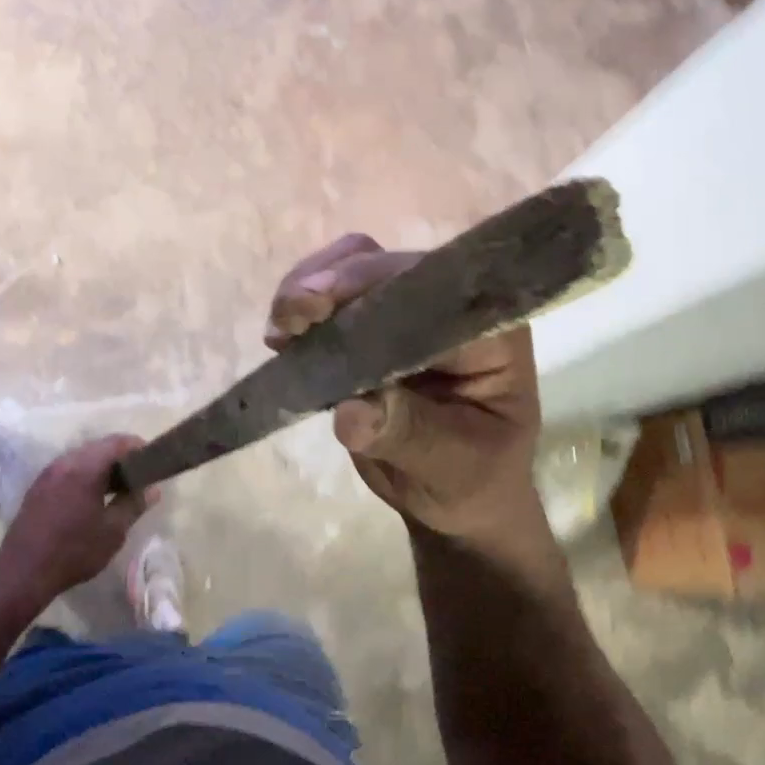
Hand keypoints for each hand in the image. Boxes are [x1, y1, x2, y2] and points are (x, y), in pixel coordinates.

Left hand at [0, 435, 156, 602]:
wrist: (24, 570)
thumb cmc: (74, 551)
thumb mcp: (112, 531)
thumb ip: (134, 505)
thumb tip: (153, 489)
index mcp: (84, 468)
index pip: (116, 442)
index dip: (138, 447)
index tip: (153, 461)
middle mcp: (64, 462)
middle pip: (98, 447)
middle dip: (121, 457)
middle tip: (139, 477)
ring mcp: (47, 474)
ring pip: (81, 458)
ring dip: (102, 467)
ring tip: (119, 488)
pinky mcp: (38, 487)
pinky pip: (67, 470)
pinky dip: (85, 475)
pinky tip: (93, 497)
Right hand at [266, 233, 542, 537]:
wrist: (452, 499)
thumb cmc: (470, 482)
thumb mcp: (451, 467)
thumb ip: (407, 435)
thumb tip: (350, 412)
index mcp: (485, 331)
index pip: (431, 286)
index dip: (373, 283)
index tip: (320, 301)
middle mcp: (444, 311)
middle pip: (384, 265)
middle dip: (330, 280)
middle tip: (290, 317)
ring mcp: (401, 317)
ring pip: (349, 271)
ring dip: (306, 290)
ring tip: (279, 332)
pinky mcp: (364, 334)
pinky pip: (328, 304)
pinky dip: (299, 314)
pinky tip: (279, 342)